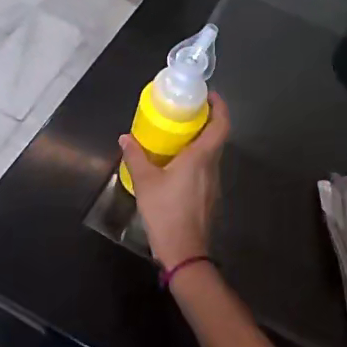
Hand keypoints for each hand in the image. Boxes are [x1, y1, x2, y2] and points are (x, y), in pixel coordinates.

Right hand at [119, 92, 229, 268]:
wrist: (183, 251)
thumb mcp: (145, 182)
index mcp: (201, 158)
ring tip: (175, 137)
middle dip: (203, 122)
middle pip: (216, 138)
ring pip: (210, 155)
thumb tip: (125, 138)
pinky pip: (204, 170)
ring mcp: (213, 184)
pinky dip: (193, 160)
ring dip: (197, 142)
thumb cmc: (166, 212)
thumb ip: (135, 157)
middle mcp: (212, 167)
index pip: (221, 125)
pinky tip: (174, 166)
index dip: (219, 106)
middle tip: (183, 112)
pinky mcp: (209, 197)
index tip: (208, 95)